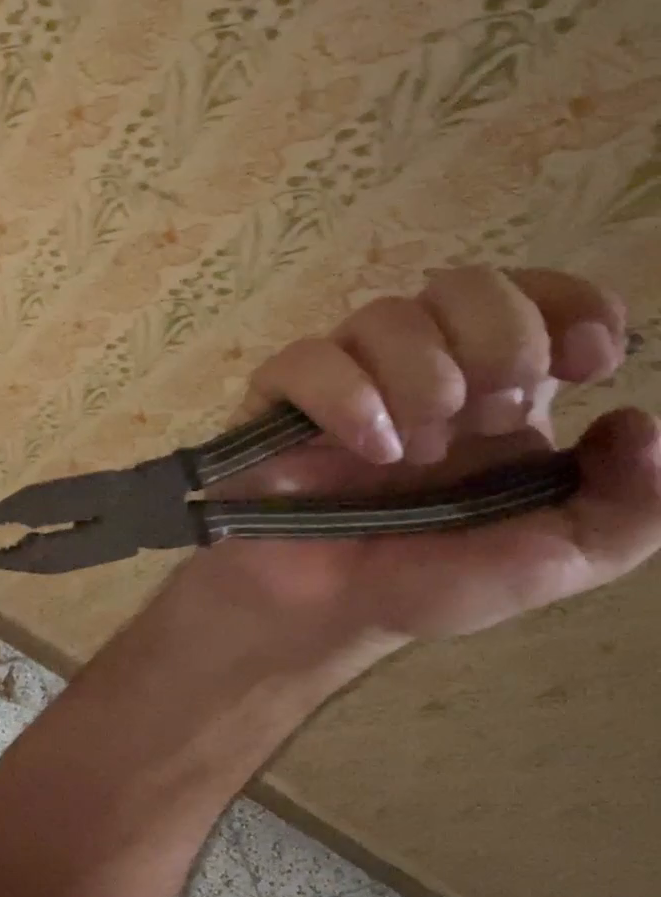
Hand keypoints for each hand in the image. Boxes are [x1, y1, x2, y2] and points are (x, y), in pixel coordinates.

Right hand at [202, 265, 660, 642]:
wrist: (321, 613)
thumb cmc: (425, 583)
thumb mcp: (559, 559)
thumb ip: (632, 506)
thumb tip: (634, 419)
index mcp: (495, 394)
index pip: (533, 294)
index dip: (568, 303)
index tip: (583, 365)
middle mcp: (417, 372)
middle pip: (460, 283)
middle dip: (498, 337)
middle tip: (489, 417)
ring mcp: (340, 384)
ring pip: (383, 315)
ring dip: (420, 378)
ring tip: (415, 452)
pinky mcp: (272, 405)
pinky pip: (305, 361)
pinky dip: (346, 398)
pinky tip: (370, 450)